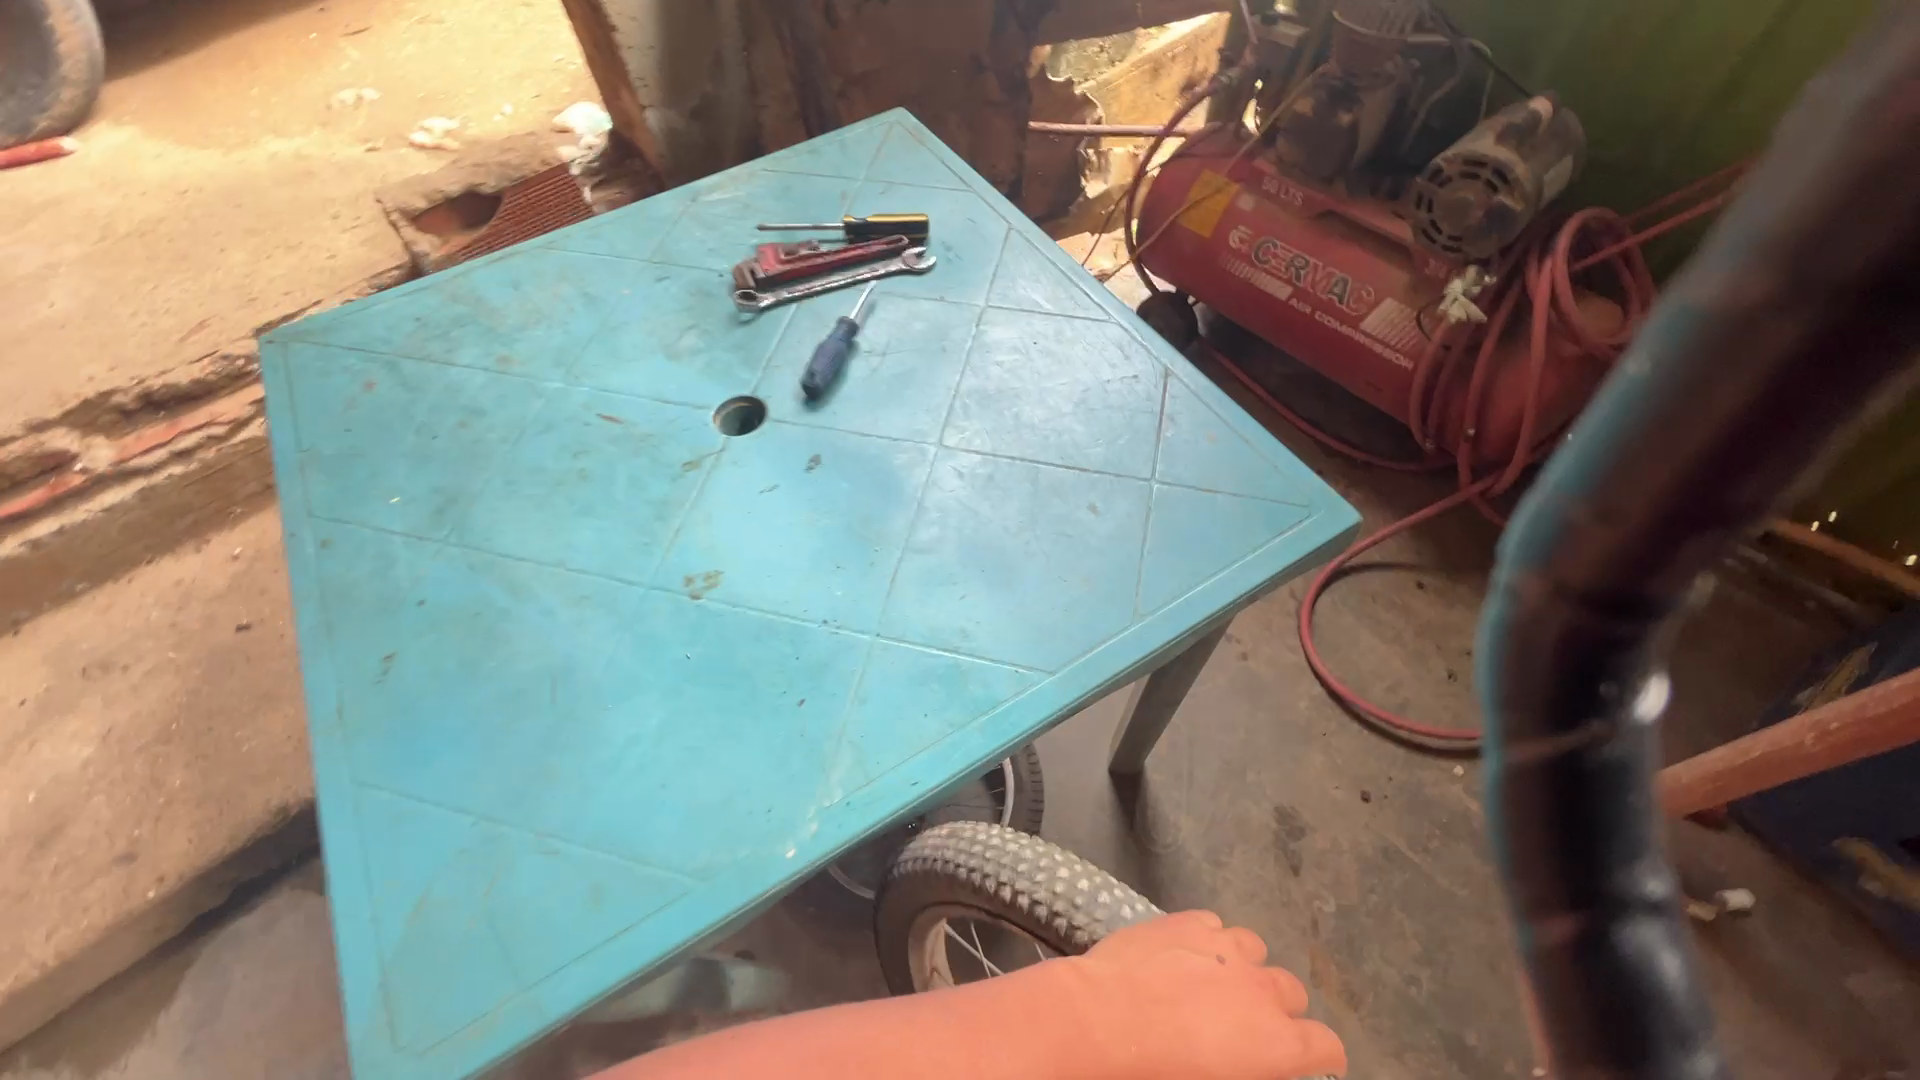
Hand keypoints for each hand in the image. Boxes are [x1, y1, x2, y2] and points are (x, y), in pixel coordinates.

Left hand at [1054, 910, 1346, 1079]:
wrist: (1101, 1022)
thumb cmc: (1157, 1074)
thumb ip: (1246, 1065)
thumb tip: (1242, 1057)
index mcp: (1278, 1043)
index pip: (1326, 1046)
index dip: (1319, 1054)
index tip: (1305, 1058)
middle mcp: (1261, 990)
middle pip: (1292, 992)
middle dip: (1278, 1008)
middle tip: (1246, 1024)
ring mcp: (1224, 947)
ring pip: (1255, 949)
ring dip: (1244, 967)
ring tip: (1216, 982)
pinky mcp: (1187, 921)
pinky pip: (1214, 925)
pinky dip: (1208, 940)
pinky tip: (1186, 953)